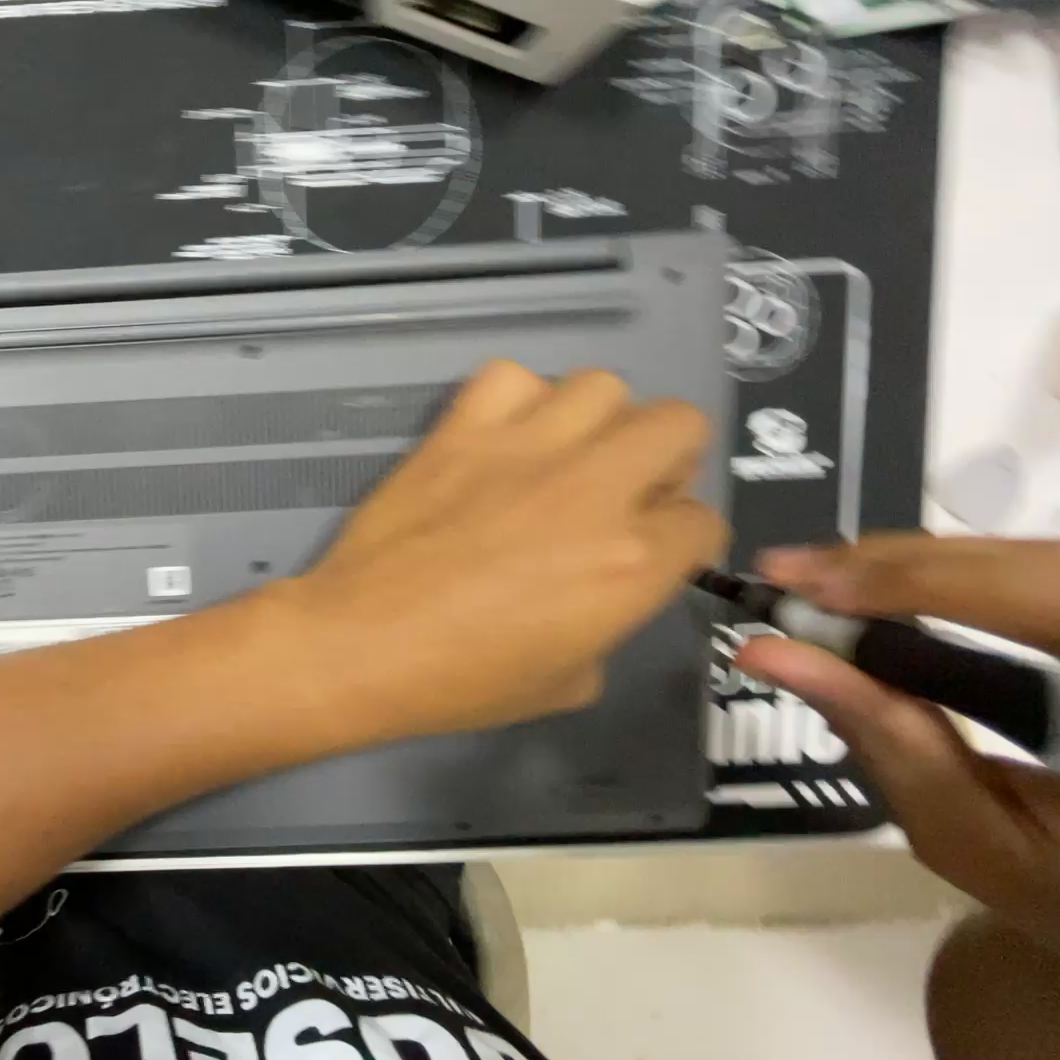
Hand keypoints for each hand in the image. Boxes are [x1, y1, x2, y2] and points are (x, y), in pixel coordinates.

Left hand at [276, 361, 725, 739]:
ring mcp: (520, 451)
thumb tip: (601, 591)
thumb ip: (609, 623)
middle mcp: (590, 490)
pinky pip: (506, 377)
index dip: (678, 538)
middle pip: (676, 425)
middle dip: (662, 459)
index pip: (701, 519)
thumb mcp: (568, 682)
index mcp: (630, 562)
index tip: (646, 549)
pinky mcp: (456, 434)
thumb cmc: (458, 680)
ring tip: (557, 458)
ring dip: (593, 420)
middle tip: (618, 492)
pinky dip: (513, 398)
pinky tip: (497, 439)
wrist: (359, 644)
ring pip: (600, 385)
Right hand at [737, 535, 1059, 961]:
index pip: (1053, 607)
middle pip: (1041, 570)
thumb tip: (765, 652)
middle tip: (783, 573)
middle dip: (901, 565)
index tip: (808, 590)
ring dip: (914, 564)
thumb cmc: (1059, 890)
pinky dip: (946, 572)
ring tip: (809, 576)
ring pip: (1037, 562)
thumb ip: (883, 740)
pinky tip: (872, 581)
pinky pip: (1038, 575)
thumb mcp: (967, 835)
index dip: (928, 587)